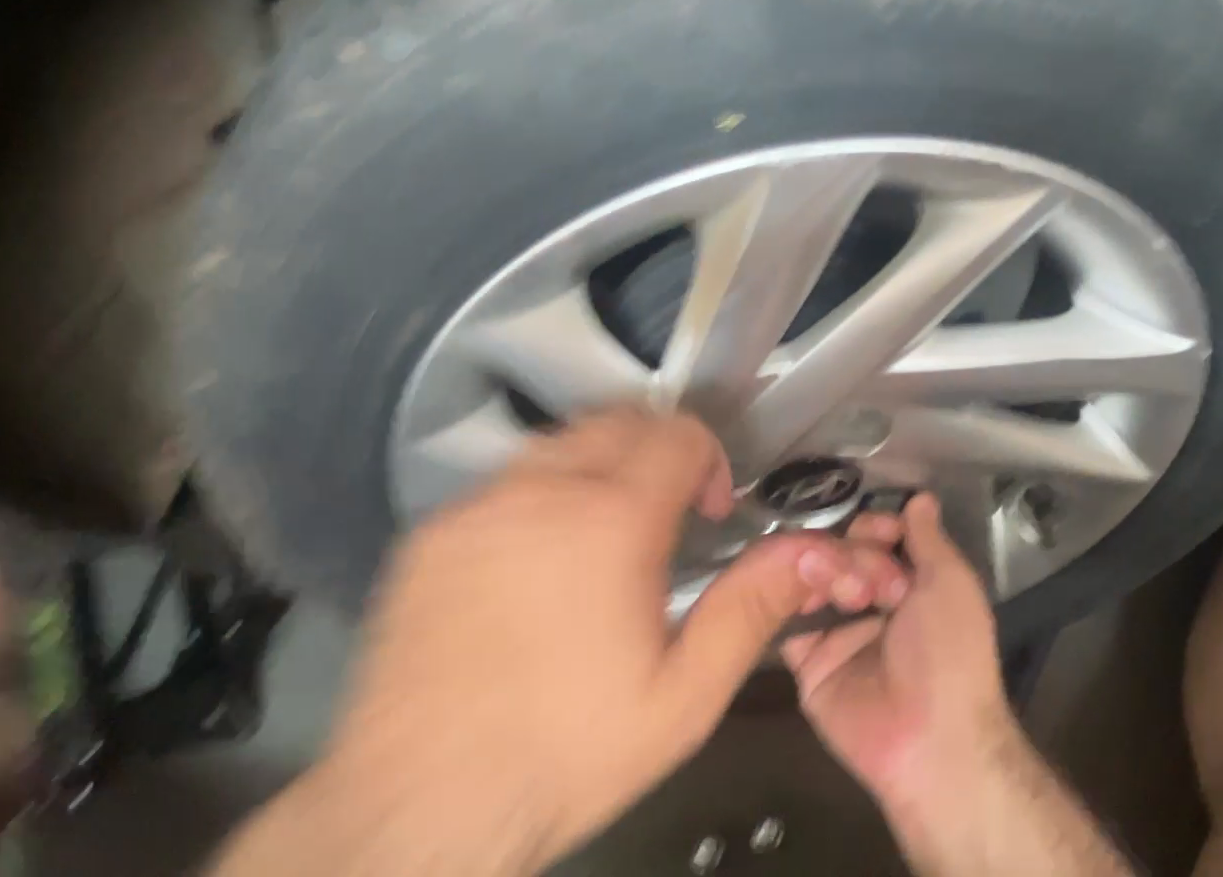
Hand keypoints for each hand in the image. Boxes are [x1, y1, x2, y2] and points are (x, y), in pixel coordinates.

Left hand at [244, 409, 905, 875]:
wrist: (421, 802)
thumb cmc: (565, 753)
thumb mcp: (683, 697)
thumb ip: (750, 610)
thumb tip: (801, 555)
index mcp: (611, 521)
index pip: (676, 433)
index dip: (709, 459)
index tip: (710, 510)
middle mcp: (539, 492)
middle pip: (616, 420)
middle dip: (658, 448)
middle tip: (669, 511)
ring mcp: (476, 507)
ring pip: (556, 443)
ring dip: (597, 464)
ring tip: (606, 532)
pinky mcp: (431, 534)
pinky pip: (500, 483)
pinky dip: (537, 495)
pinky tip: (537, 561)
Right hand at [781, 493, 1017, 808]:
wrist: (929, 737)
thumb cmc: (950, 653)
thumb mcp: (950, 585)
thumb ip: (928, 540)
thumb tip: (921, 498)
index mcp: (910, 589)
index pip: (878, 539)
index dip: (873, 526)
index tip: (875, 530)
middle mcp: (871, 606)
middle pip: (841, 555)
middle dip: (845, 550)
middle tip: (855, 569)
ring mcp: (838, 634)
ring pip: (812, 582)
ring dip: (815, 570)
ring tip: (821, 576)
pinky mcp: (809, 663)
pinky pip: (786, 623)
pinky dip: (782, 601)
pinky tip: (785, 585)